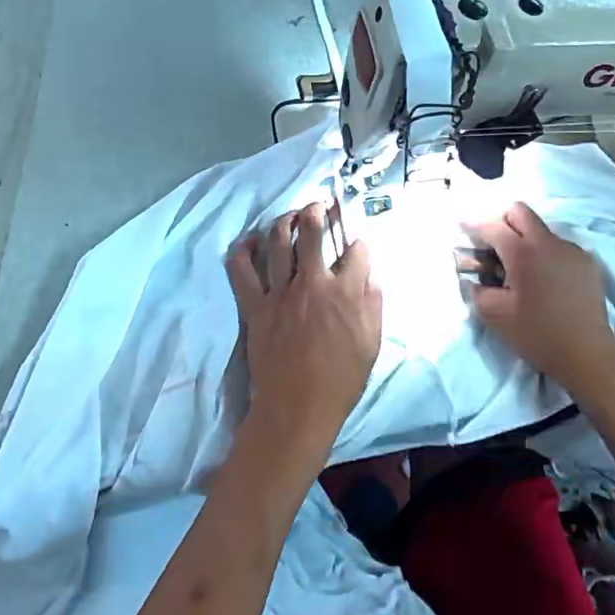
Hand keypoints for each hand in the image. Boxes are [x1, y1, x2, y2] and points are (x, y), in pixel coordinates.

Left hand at [226, 203, 382, 451]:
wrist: (297, 407)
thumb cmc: (340, 379)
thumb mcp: (371, 344)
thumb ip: (372, 306)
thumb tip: (370, 280)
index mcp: (345, 292)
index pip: (356, 252)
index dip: (358, 245)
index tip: (356, 246)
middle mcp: (312, 283)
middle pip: (313, 232)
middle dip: (317, 211)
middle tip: (318, 206)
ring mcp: (280, 292)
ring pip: (279, 242)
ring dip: (284, 221)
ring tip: (289, 216)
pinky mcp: (255, 306)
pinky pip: (241, 271)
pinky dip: (242, 252)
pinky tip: (249, 241)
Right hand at [467, 203, 614, 401]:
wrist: (588, 355)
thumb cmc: (537, 334)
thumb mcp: (495, 315)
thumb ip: (476, 289)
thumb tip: (472, 276)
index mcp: (523, 252)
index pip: (493, 227)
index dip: (474, 226)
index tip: (462, 228)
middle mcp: (549, 242)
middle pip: (520, 212)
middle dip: (502, 222)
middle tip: (492, 246)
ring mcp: (572, 250)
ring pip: (541, 230)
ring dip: (525, 241)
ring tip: (520, 271)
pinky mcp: (587, 263)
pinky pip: (559, 247)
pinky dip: (545, 255)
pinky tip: (544, 281)